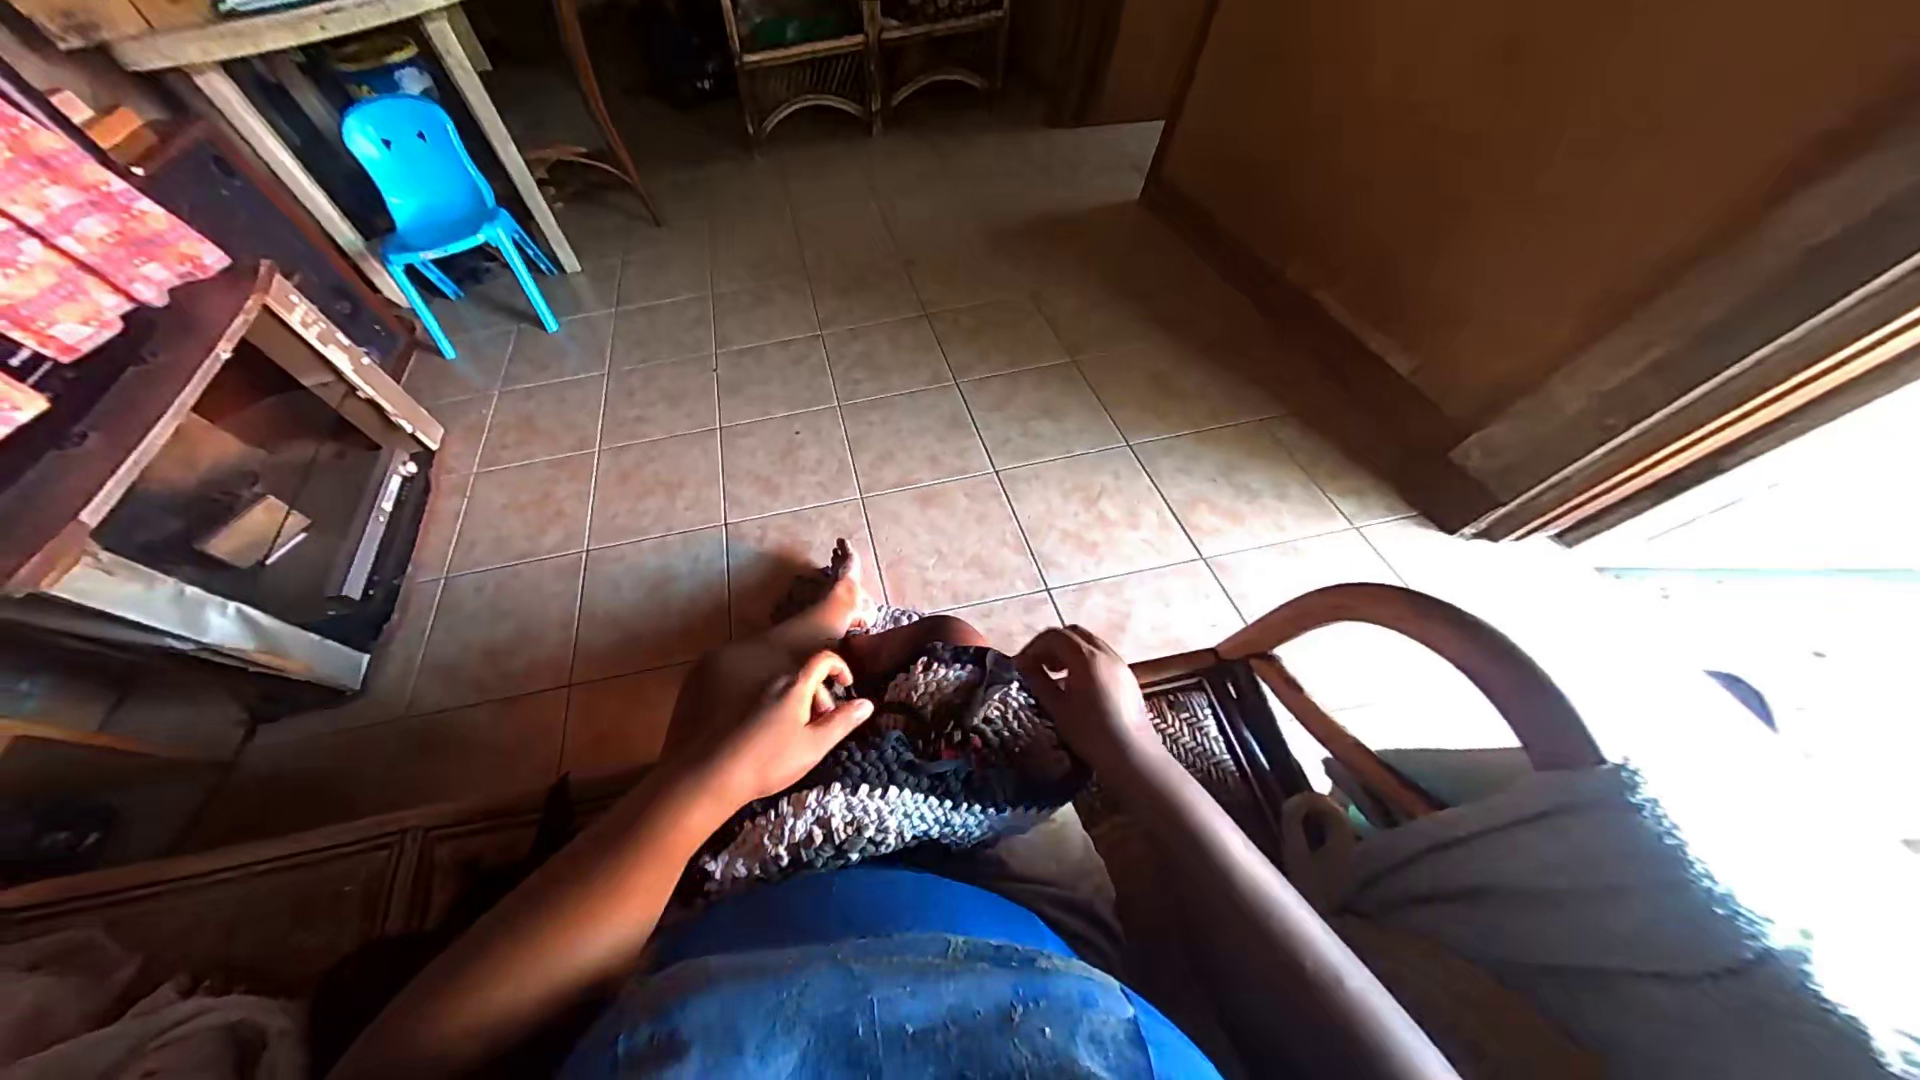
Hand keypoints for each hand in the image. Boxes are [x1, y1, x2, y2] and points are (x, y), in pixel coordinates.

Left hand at [686, 650, 873, 809]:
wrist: (707, 777)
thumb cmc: (768, 763)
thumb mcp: (814, 746)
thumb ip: (841, 722)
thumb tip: (866, 703)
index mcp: (794, 686)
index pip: (823, 660)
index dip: (839, 667)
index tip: (845, 684)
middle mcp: (768, 680)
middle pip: (800, 677)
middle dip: (816, 695)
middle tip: (817, 726)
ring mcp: (740, 688)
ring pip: (776, 687)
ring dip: (791, 702)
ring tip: (789, 736)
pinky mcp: (716, 698)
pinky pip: (750, 694)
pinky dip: (764, 706)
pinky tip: (758, 736)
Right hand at [1015, 626, 1164, 776]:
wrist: (1131, 756)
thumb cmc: (1090, 734)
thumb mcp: (1057, 707)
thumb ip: (1038, 680)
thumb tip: (1022, 663)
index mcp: (1086, 658)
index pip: (1055, 636)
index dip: (1034, 646)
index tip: (1022, 664)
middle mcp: (1105, 654)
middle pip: (1073, 633)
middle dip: (1051, 644)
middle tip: (1037, 664)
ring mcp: (1119, 663)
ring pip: (1088, 642)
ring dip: (1067, 650)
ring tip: (1054, 674)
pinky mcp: (1126, 675)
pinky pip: (1100, 655)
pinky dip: (1083, 659)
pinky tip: (1075, 683)